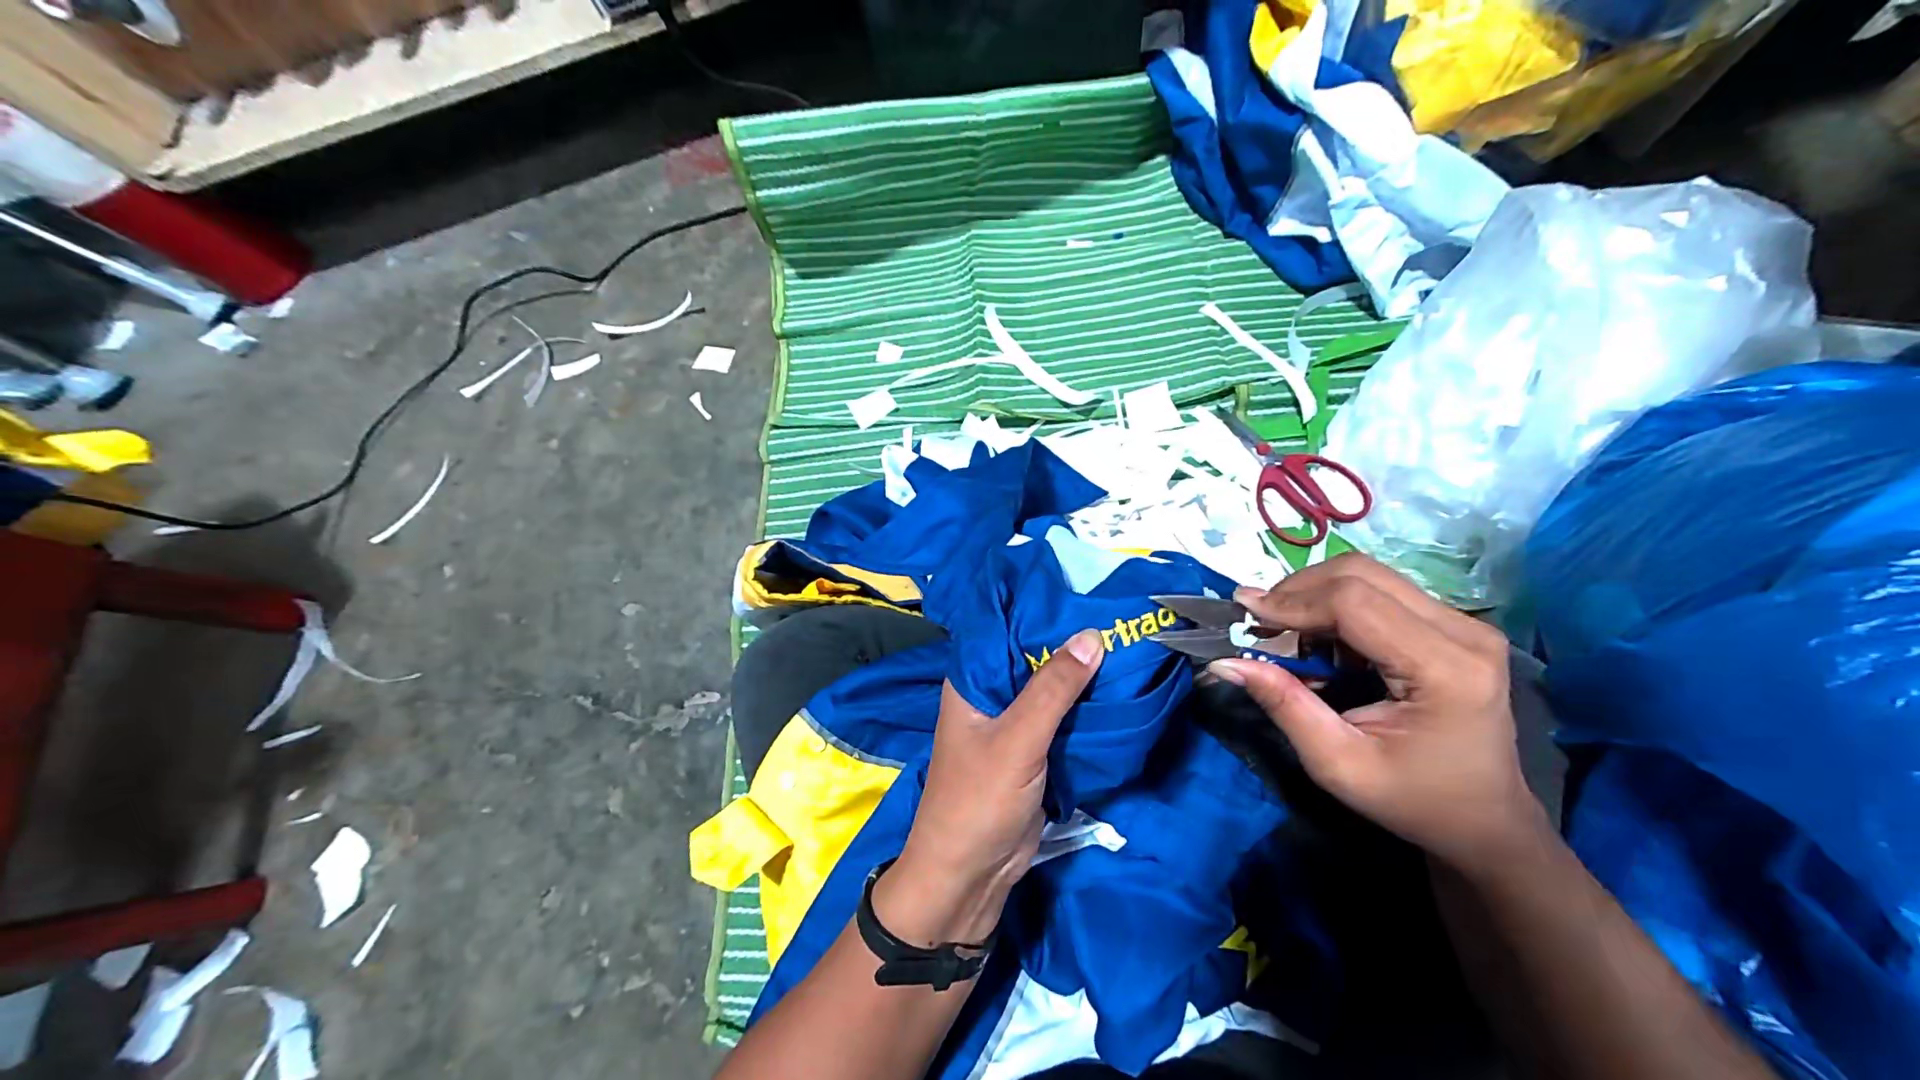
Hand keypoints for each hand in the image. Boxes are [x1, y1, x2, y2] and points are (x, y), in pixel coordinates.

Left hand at [873, 630, 1104, 947]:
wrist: (970, 877)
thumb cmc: (978, 800)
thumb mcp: (1018, 740)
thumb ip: (1053, 689)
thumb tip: (1091, 635)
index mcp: (972, 682)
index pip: (1004, 628)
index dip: (1039, 609)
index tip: (1083, 590)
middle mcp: (990, 696)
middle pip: (1033, 658)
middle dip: (1071, 642)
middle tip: (1120, 615)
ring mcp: (1013, 725)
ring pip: (1051, 689)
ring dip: (1083, 675)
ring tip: (1129, 642)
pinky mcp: (1033, 752)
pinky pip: (1062, 719)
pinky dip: (1085, 708)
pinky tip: (1119, 689)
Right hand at [1210, 554, 1546, 872]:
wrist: (1484, 819)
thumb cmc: (1412, 800)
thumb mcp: (1337, 764)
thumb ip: (1284, 706)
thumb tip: (1224, 662)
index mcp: (1446, 671)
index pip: (1355, 603)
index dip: (1292, 602)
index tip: (1244, 614)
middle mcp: (1465, 633)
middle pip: (1361, 574)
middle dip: (1298, 590)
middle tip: (1259, 622)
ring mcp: (1465, 623)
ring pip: (1369, 574)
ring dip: (1314, 593)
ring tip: (1284, 631)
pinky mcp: (1454, 624)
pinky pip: (1381, 591)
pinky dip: (1335, 603)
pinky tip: (1319, 638)